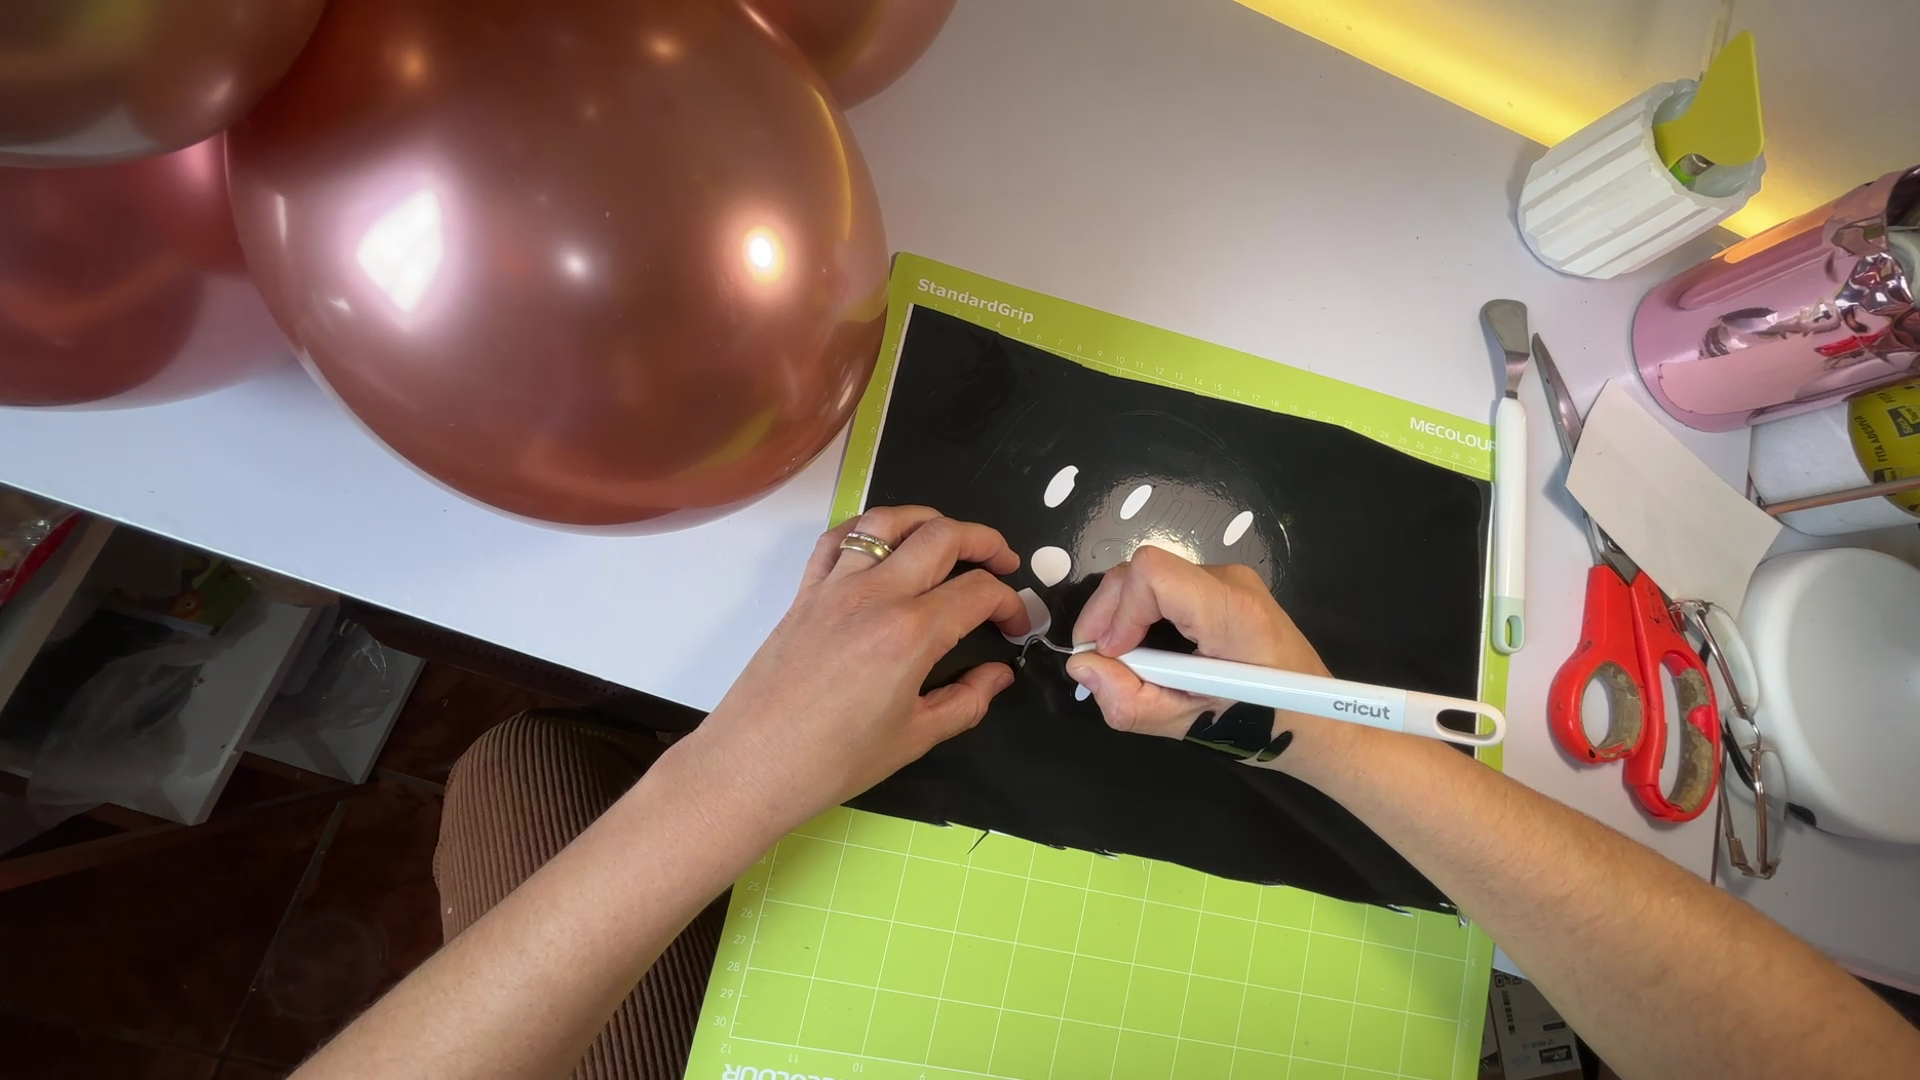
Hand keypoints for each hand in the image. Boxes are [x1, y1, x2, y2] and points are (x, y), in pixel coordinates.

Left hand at [684, 506, 1030, 831]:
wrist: (752, 765)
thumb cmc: (836, 761)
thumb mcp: (915, 737)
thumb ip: (967, 700)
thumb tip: (998, 675)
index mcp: (912, 633)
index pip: (979, 591)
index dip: (1010, 602)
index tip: (1015, 626)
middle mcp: (877, 594)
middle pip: (942, 536)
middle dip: (985, 540)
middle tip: (1004, 561)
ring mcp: (836, 585)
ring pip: (889, 521)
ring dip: (929, 519)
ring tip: (949, 539)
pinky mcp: (806, 590)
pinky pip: (838, 537)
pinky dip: (868, 529)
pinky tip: (884, 545)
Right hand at [1065, 546, 1329, 745]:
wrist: (1325, 724)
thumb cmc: (1268, 728)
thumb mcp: (1192, 726)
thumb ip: (1131, 701)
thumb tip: (1081, 667)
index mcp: (1231, 612)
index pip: (1152, 573)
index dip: (1118, 611)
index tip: (1111, 655)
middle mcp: (1229, 581)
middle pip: (1141, 570)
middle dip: (1107, 614)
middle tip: (1098, 661)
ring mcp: (1227, 579)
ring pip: (1146, 577)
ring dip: (1120, 616)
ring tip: (1121, 660)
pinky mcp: (1221, 588)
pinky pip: (1162, 587)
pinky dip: (1139, 616)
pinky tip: (1144, 651)